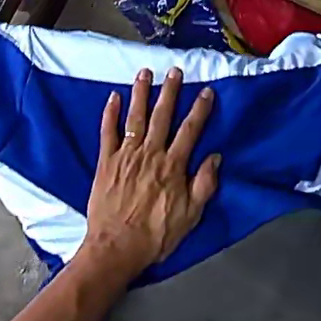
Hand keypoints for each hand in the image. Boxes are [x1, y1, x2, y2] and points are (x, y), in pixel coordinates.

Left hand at [79, 67, 221, 280]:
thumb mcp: (191, 214)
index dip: (200, 109)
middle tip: (176, 71)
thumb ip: (204, 184)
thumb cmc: (156, 234)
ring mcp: (126, 156)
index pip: (190, 130)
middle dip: (170, 91)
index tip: (207, 91)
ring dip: (141, 93)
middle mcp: (150, 154)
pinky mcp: (106, 163)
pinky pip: (107, 133)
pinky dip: (110, 114)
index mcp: (173, 165)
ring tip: (145, 73)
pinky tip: (113, 97)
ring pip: (135, 118)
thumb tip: (214, 157)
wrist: (115, 250)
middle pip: (162, 116)